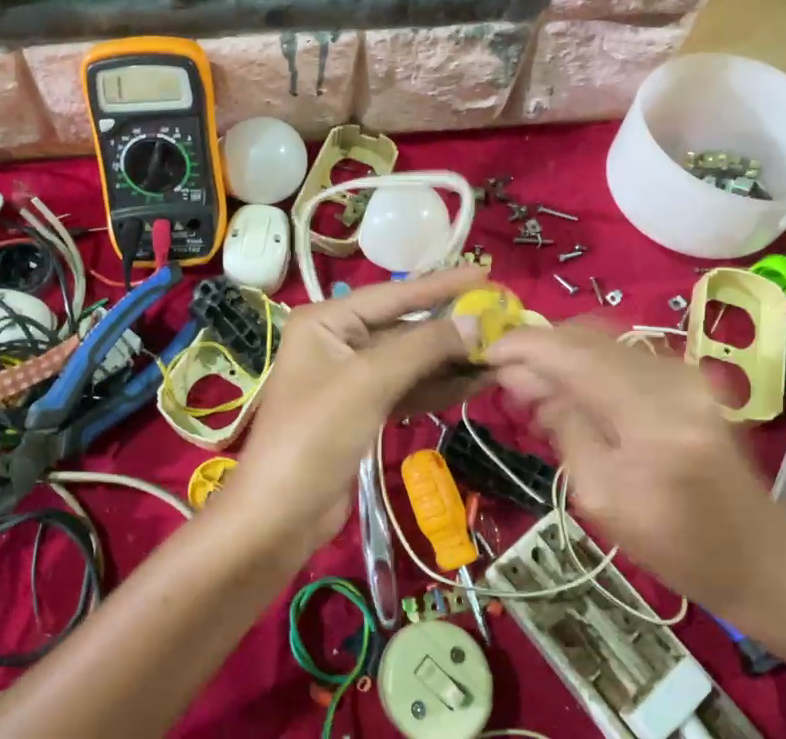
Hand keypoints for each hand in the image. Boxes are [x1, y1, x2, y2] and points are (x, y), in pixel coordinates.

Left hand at [229, 266, 486, 544]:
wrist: (281, 513)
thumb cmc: (316, 434)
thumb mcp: (369, 381)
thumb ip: (424, 347)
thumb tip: (477, 323)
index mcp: (326, 321)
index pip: (392, 294)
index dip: (441, 284)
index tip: (486, 273)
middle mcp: (336, 341)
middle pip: (404, 327)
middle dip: (451, 326)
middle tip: (504, 318)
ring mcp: (350, 379)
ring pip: (410, 361)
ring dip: (452, 360)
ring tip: (503, 351)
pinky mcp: (363, 412)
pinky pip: (407, 390)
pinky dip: (439, 388)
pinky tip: (477, 383)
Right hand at [484, 323, 785, 614]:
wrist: (762, 560)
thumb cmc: (678, 546)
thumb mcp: (601, 497)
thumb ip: (563, 427)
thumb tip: (523, 381)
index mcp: (651, 413)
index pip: (572, 353)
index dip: (522, 345)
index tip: (484, 354)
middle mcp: (671, 377)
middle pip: (586, 336)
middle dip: (538, 349)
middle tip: (503, 379)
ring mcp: (684, 373)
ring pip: (601, 340)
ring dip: (560, 355)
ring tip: (530, 391)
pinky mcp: (687, 379)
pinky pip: (621, 355)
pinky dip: (586, 364)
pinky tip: (568, 395)